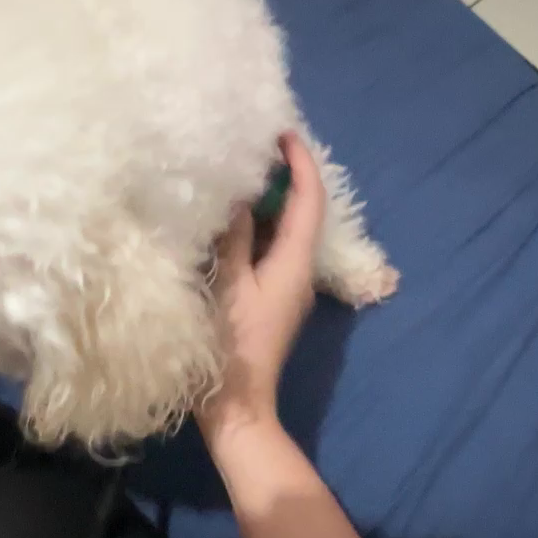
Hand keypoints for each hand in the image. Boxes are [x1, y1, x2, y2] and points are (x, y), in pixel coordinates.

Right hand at [199, 132, 324, 443]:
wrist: (237, 405)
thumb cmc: (233, 346)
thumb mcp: (228, 285)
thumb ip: (234, 238)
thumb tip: (238, 196)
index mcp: (295, 263)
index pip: (309, 201)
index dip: (300, 163)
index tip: (282, 132)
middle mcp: (299, 271)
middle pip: (303, 212)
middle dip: (286, 176)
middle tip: (254, 145)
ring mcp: (286, 286)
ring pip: (286, 231)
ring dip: (270, 200)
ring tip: (240, 171)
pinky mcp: (271, 297)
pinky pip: (270, 249)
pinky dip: (257, 226)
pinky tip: (231, 217)